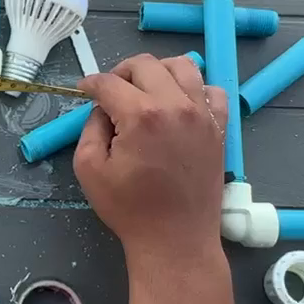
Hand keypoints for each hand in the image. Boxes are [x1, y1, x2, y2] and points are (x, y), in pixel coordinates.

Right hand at [73, 54, 230, 259]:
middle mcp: (175, 106)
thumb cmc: (129, 209)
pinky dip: (195, 88)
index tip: (84, 90)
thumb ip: (90, 129)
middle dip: (121, 72)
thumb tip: (102, 109)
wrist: (175, 239)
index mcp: (140, 116)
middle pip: (145, 65)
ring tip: (146, 90)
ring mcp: (202, 115)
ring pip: (183, 66)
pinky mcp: (219, 128)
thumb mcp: (89, 169)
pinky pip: (213, 91)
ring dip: (158, 71)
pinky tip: (180, 104)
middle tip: (112, 92)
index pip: (109, 83)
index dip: (91, 83)